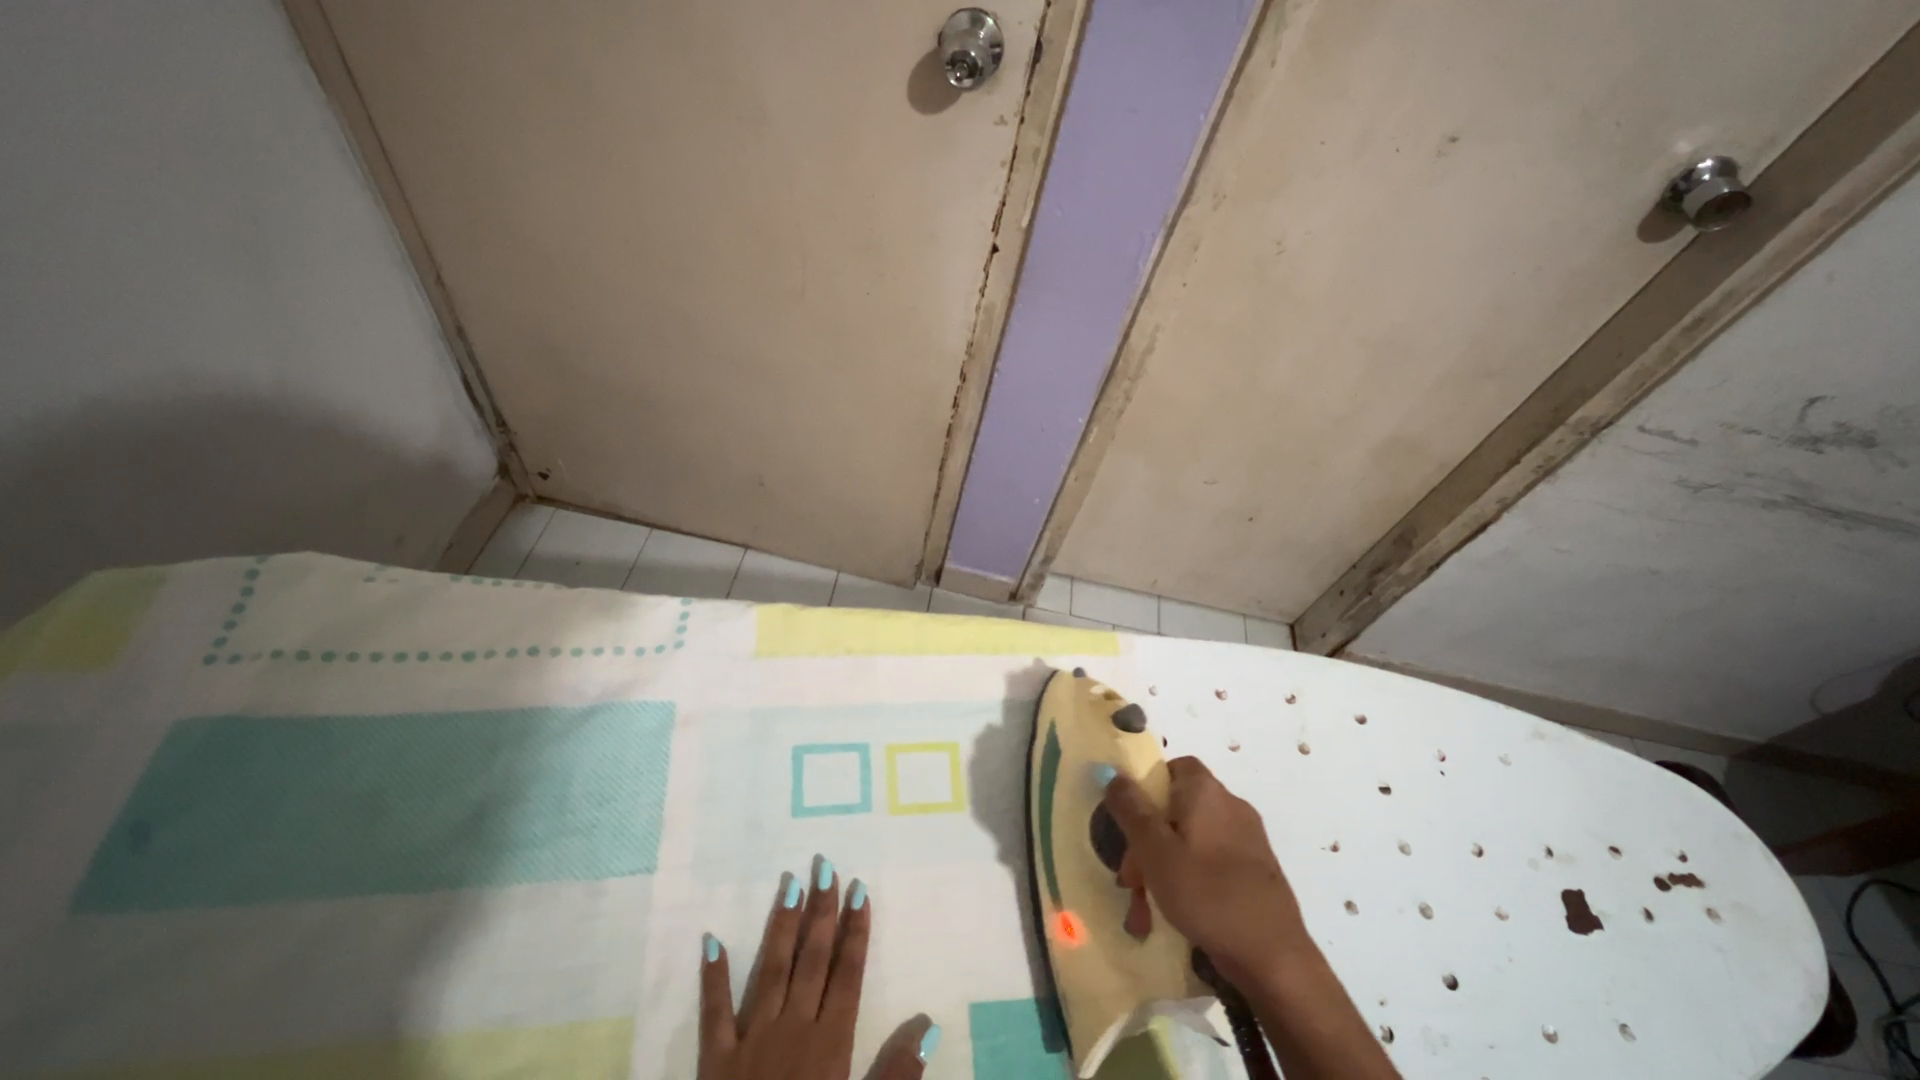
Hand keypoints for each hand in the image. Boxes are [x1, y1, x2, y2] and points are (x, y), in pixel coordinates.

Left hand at [699, 860, 939, 1079]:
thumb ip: (896, 1073)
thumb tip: (927, 1022)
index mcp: (831, 1044)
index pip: (848, 974)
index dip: (856, 931)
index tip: (860, 888)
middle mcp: (792, 1029)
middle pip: (811, 960)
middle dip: (821, 912)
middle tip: (825, 864)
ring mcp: (751, 1040)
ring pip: (769, 971)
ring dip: (780, 926)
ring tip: (788, 882)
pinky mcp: (714, 1059)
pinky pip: (713, 1012)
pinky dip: (713, 976)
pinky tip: (711, 938)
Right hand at [1102, 757, 1310, 990]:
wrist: (1272, 956)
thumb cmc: (1206, 894)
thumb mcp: (1154, 851)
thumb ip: (1131, 809)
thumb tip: (1114, 772)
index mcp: (1207, 793)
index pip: (1175, 766)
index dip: (1147, 787)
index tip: (1128, 821)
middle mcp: (1231, 807)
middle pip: (1177, 810)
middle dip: (1146, 843)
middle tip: (1129, 880)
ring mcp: (1246, 841)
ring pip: (1190, 843)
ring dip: (1161, 871)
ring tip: (1143, 911)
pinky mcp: (1254, 872)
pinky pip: (1210, 866)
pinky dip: (1187, 884)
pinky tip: (1170, 918)